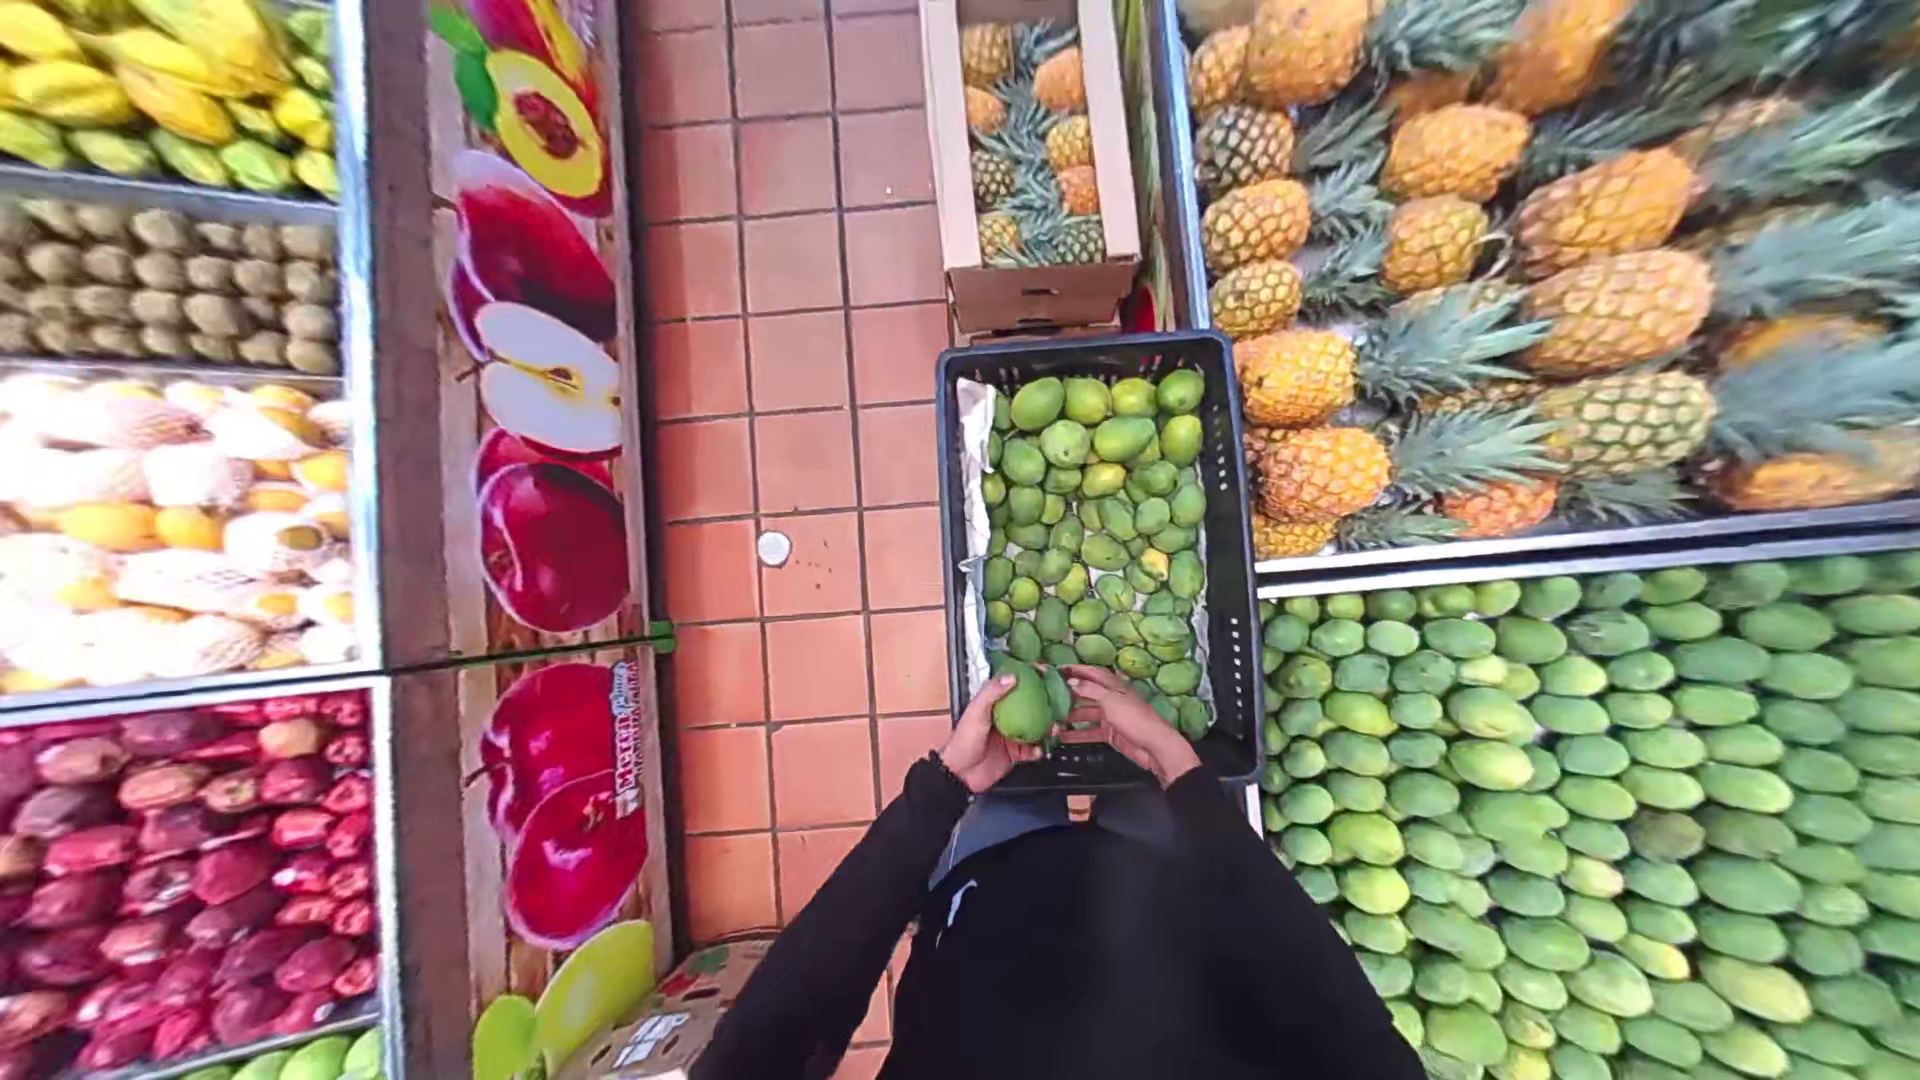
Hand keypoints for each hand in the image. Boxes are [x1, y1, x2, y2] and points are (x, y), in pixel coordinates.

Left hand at [940, 675, 1046, 793]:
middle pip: (1031, 707)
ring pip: (1037, 728)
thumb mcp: (976, 712)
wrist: (961, 773)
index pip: (1015, 686)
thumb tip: (1011, 676)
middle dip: (1046, 705)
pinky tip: (1039, 749)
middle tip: (1059, 703)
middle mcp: (1006, 717)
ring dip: (1048, 728)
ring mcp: (1012, 735)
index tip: (1044, 672)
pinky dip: (1039, 749)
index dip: (1029, 678)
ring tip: (1055, 728)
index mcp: (995, 704)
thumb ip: (991, 693)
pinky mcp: (1016, 754)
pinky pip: (1033, 750)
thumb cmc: (962, 740)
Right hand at [1059, 665, 1200, 787]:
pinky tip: (1062, 737)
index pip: (1091, 673)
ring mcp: (1109, 716)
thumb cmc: (1135, 718)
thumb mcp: (1111, 700)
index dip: (1075, 670)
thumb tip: (1071, 682)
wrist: (1154, 747)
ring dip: (1069, 717)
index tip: (1056, 670)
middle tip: (1048, 697)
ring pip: (1084, 713)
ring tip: (1051, 720)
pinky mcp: (1109, 733)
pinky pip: (1089, 731)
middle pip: (1085, 693)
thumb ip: (1090, 690)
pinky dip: (1076, 734)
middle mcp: (1110, 698)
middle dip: (1068, 695)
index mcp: (1113, 686)